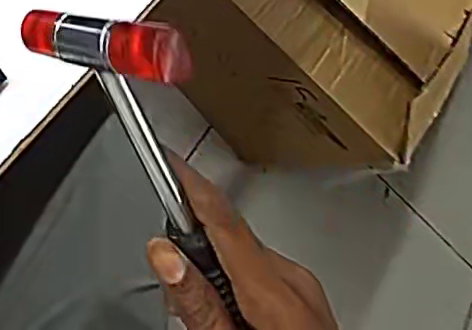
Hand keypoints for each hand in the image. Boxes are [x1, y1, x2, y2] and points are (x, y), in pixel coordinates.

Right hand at [145, 158, 337, 328]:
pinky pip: (260, 273)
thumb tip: (162, 252)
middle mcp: (297, 283)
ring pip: (242, 256)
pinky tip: (232, 316)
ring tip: (208, 314)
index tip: (163, 156)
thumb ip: (197, 305)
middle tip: (172, 275)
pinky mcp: (309, 304)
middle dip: (194, 243)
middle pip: (227, 235)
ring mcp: (308, 294)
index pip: (222, 214)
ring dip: (216, 268)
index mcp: (279, 293)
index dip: (188, 180)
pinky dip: (236, 282)